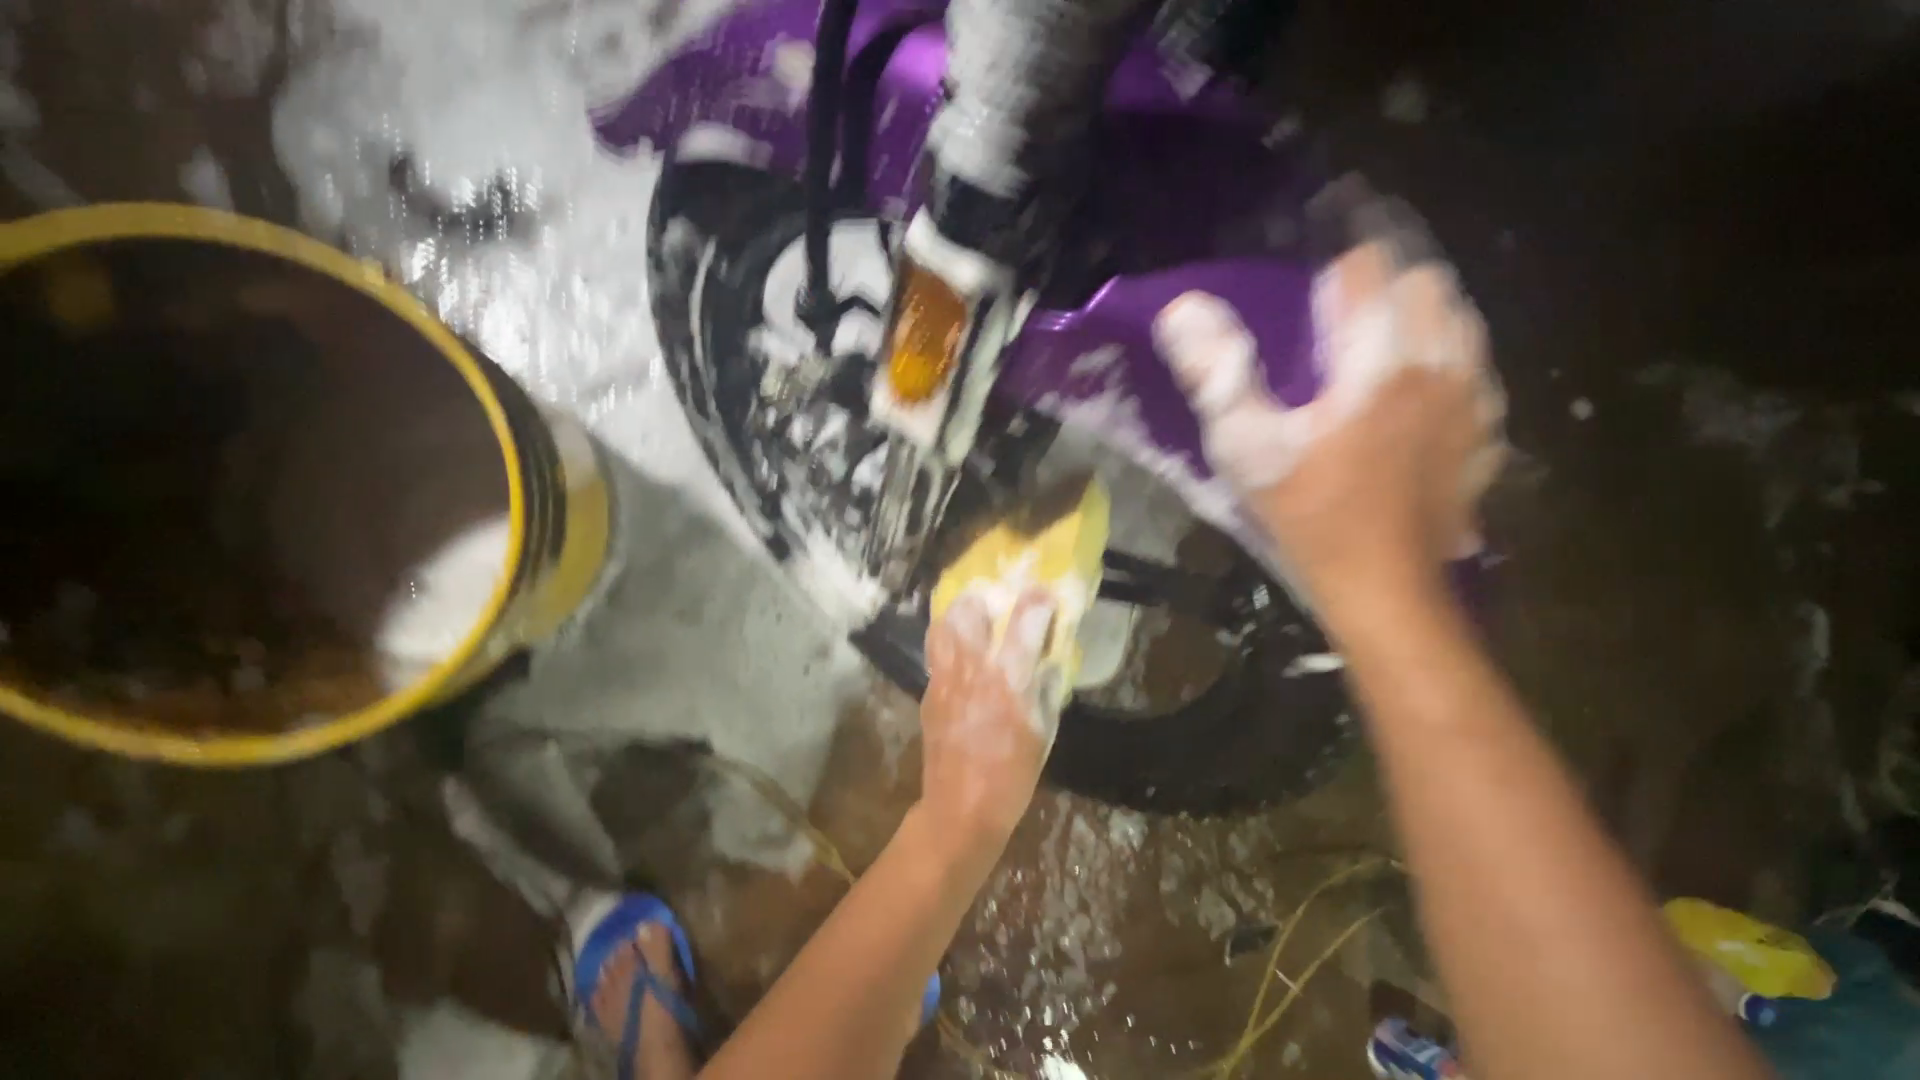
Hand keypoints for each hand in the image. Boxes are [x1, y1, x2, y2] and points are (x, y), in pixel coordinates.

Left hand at [918, 588, 1062, 846]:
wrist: (961, 809)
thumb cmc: (1013, 776)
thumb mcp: (1044, 732)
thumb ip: (1044, 688)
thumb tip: (1048, 658)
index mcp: (1008, 681)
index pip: (1024, 623)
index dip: (1037, 602)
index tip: (1044, 593)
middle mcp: (972, 670)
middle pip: (968, 611)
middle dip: (984, 599)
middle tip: (998, 606)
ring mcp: (943, 680)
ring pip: (943, 627)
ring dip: (960, 617)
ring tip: (975, 624)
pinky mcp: (927, 693)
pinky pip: (937, 655)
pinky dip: (951, 647)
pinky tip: (964, 663)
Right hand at [1152, 184, 1505, 607]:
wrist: (1385, 589)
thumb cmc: (1310, 515)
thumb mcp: (1247, 448)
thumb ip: (1217, 372)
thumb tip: (1182, 307)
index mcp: (1378, 360)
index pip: (1368, 270)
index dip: (1338, 265)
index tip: (1312, 284)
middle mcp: (1438, 365)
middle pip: (1426, 283)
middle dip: (1386, 284)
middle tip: (1344, 312)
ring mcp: (1472, 401)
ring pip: (1462, 321)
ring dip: (1424, 316)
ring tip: (1384, 340)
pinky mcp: (1485, 435)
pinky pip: (1478, 371)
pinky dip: (1451, 363)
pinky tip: (1422, 392)